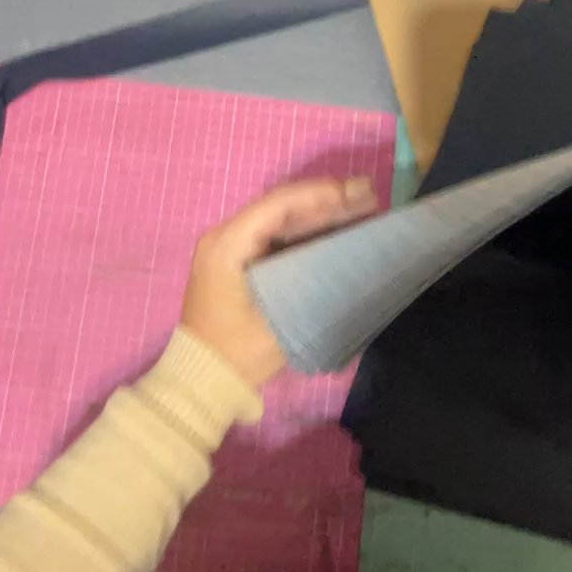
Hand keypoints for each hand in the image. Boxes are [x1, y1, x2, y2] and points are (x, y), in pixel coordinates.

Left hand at [181, 176, 377, 388]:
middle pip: (280, 207)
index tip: (357, 193)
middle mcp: (225, 236)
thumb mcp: (278, 319)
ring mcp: (230, 247)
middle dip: (325, 200)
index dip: (320, 194)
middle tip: (367, 194)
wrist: (203, 377)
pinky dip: (305, 230)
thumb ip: (312, 282)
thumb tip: (350, 254)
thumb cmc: (238, 352)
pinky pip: (275, 235)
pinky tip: (335, 228)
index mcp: (226, 244)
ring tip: (359, 206)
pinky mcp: (239, 261)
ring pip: (280, 219)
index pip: (278, 205)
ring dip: (318, 213)